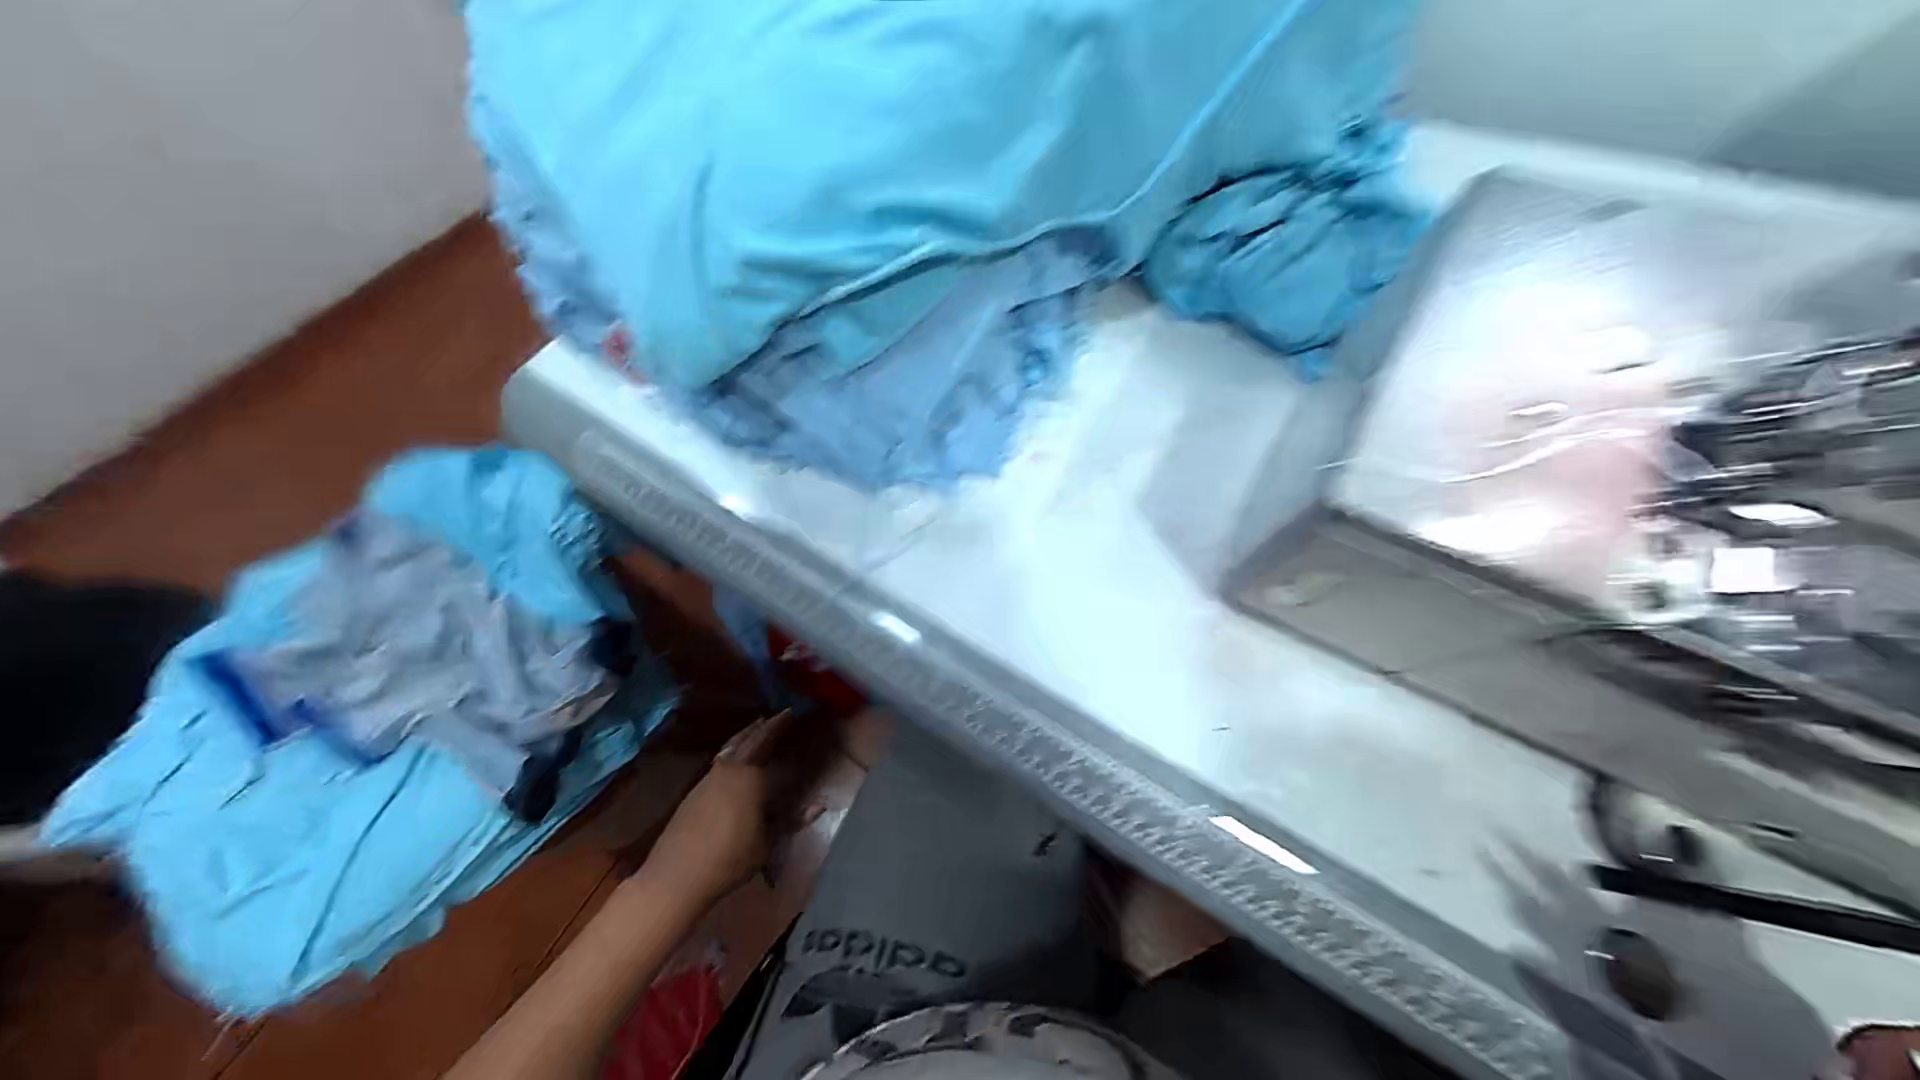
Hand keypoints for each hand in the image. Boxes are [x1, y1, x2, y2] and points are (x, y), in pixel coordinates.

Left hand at [637, 711, 791, 908]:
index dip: (779, 724)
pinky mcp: (692, 793)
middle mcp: (727, 768)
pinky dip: (731, 753)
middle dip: (761, 726)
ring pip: (729, 749)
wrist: (675, 877)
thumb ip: (793, 821)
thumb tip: (821, 804)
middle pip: (745, 738)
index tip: (790, 712)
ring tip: (756, 733)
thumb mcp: (767, 843)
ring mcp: (706, 779)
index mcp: (748, 774)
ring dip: (744, 738)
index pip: (766, 739)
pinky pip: (719, 762)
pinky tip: (735, 763)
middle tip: (775, 718)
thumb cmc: (729, 858)